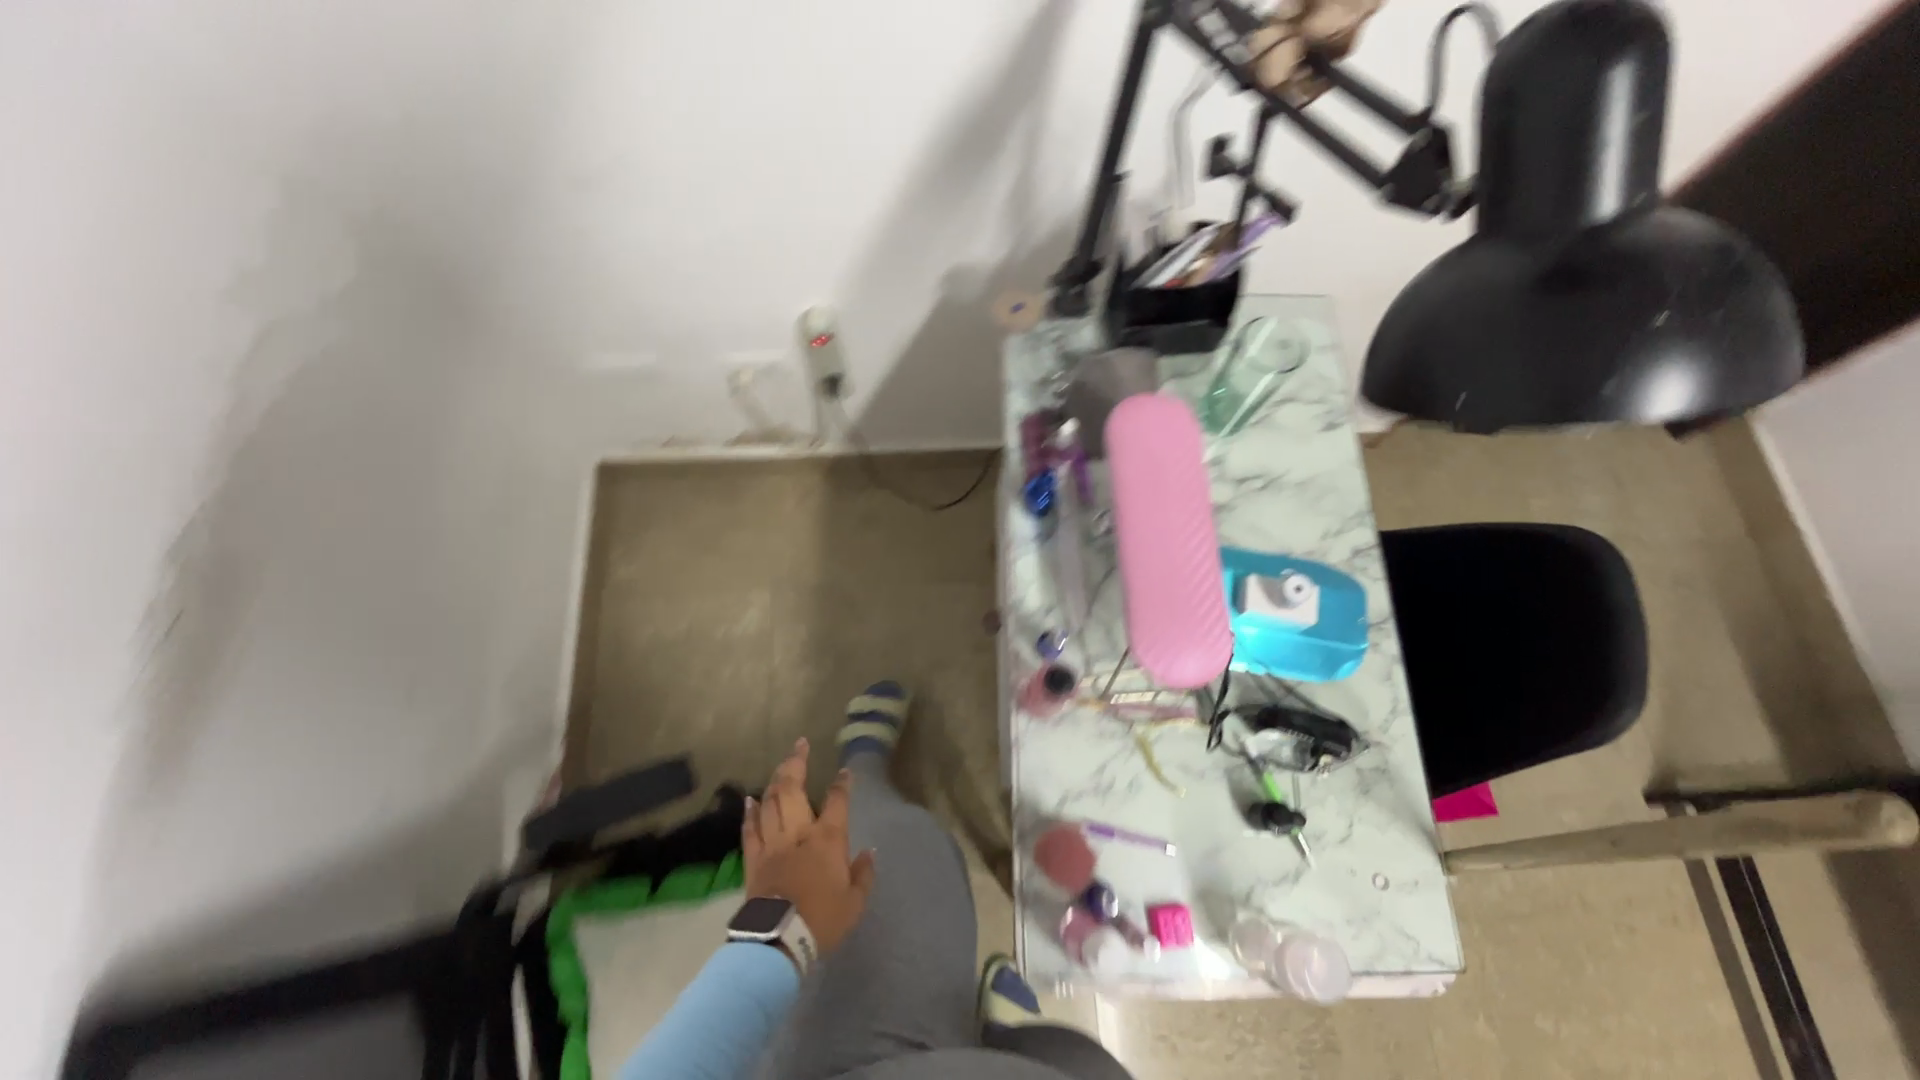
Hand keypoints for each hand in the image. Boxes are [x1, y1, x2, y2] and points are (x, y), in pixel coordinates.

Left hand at [743, 738, 876, 960]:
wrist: (779, 940)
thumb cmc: (823, 920)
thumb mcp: (855, 902)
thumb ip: (863, 874)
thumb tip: (869, 852)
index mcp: (828, 839)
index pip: (837, 801)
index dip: (842, 784)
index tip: (845, 772)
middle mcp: (799, 832)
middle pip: (793, 788)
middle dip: (797, 763)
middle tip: (800, 745)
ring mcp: (772, 843)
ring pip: (770, 802)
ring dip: (775, 780)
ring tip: (781, 765)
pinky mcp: (753, 858)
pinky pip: (750, 828)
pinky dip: (750, 812)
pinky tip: (750, 799)